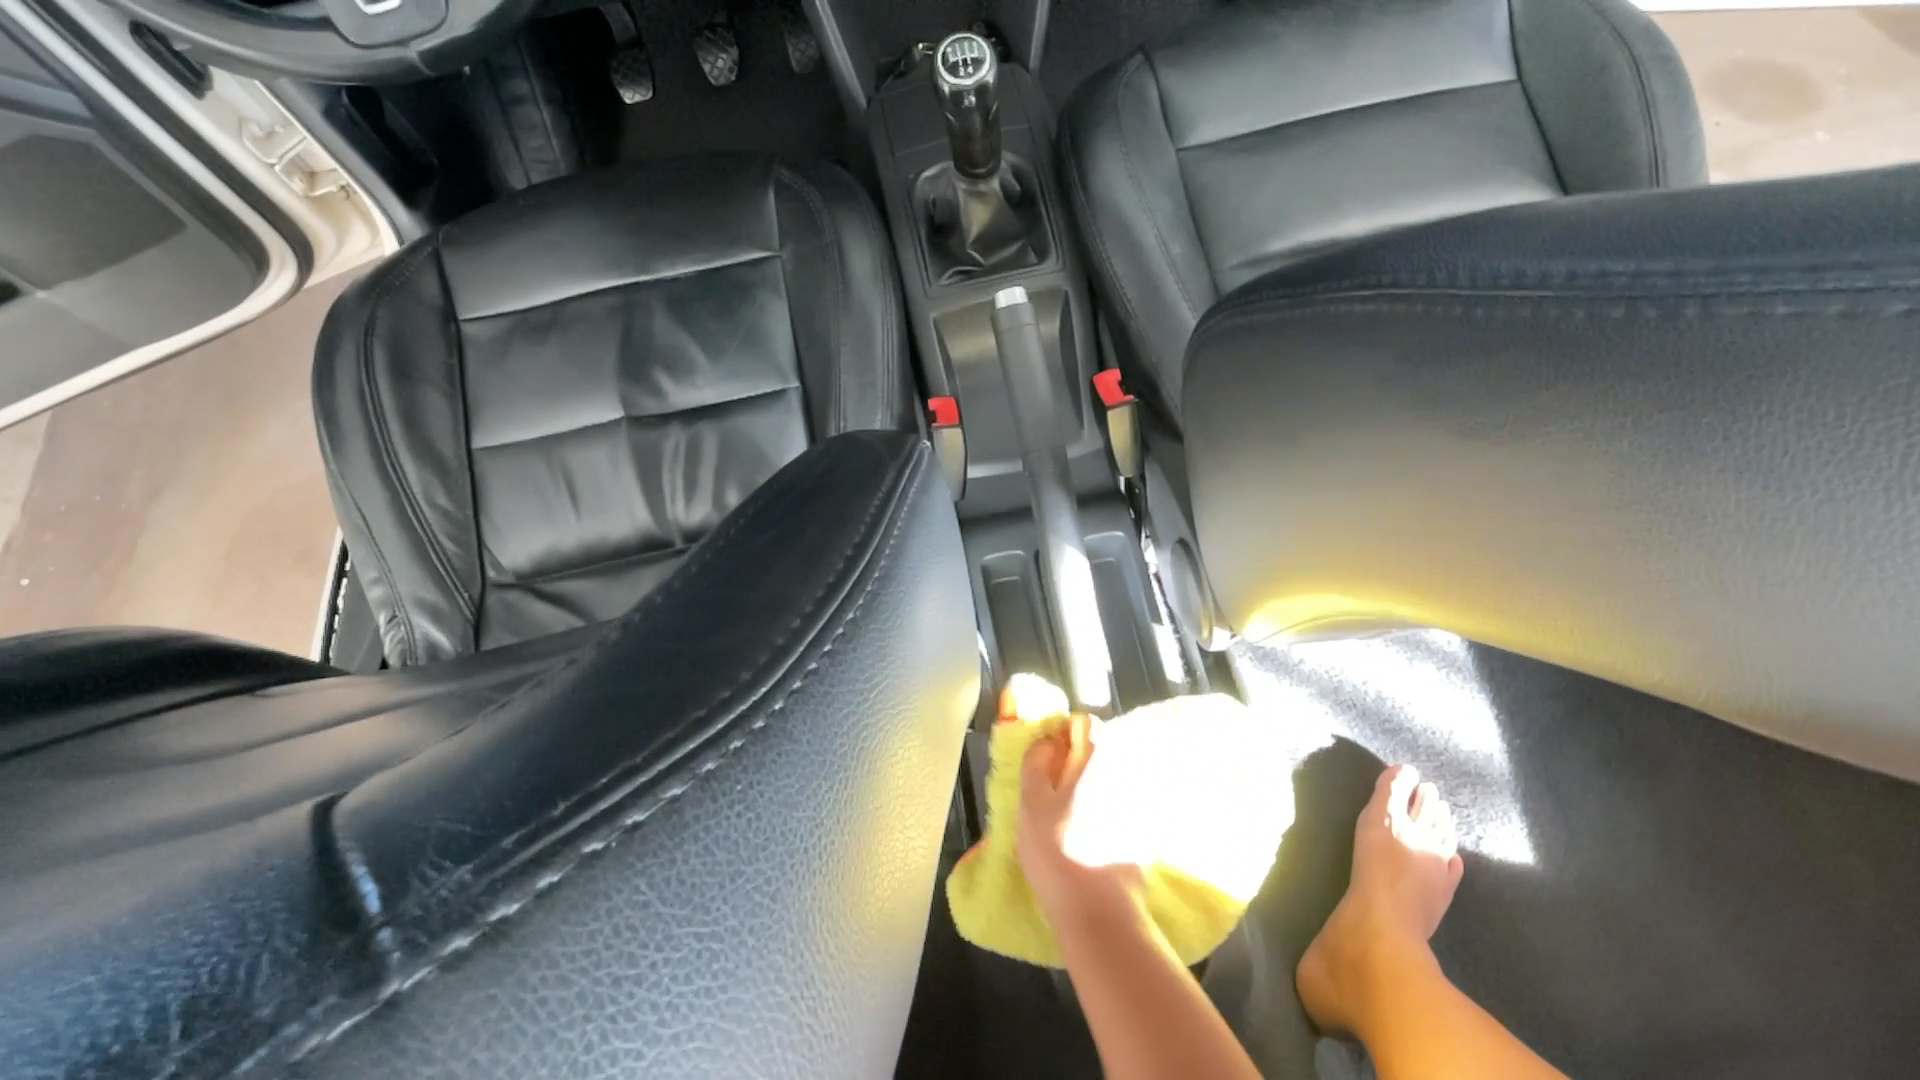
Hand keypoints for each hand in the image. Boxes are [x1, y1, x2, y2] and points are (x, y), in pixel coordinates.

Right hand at [1014, 708, 1145, 922]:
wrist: (1100, 914)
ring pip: (1111, 784)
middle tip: (1052, 792)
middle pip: (1101, 754)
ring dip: (1092, 791)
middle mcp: (1129, 775)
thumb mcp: (1031, 805)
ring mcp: (1141, 806)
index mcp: (1103, 760)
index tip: (1048, 759)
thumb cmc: (1058, 852)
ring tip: (1067, 820)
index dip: (1064, 736)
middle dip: (1079, 765)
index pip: (1086, 725)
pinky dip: (1105, 817)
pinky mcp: (1145, 835)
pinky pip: (1120, 812)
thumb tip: (1047, 742)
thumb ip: (1037, 765)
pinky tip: (1088, 842)